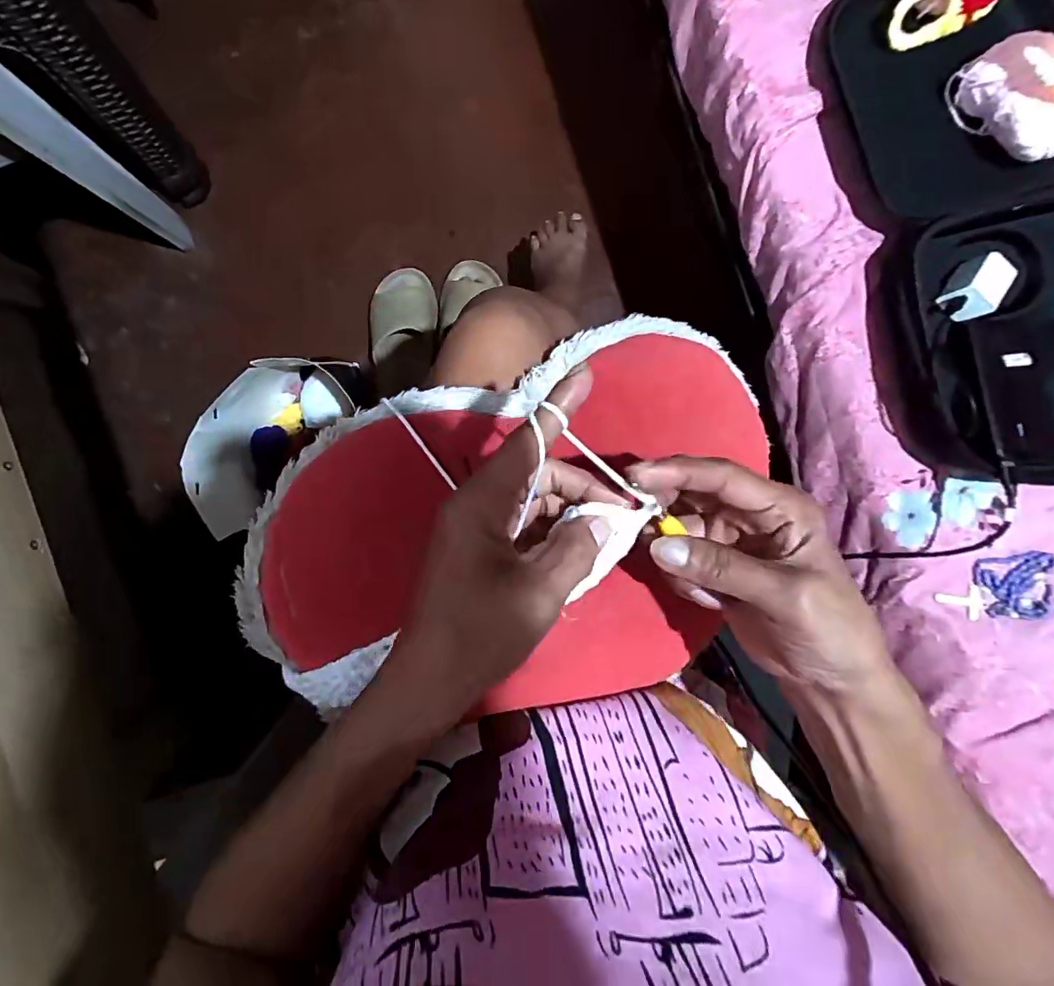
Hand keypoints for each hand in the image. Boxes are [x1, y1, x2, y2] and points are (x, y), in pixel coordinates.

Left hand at [383, 369, 626, 720]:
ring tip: (608, 535)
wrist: (428, 681)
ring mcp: (472, 528)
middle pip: (537, 475)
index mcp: (483, 503)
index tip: (585, 371)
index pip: (528, 442)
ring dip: (569, 512)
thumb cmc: (481, 635)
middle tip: (624, 515)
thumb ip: (576, 548)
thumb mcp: (540, 593)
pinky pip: (520, 525)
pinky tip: (578, 550)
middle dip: (581, 487)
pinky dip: (550, 532)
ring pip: (531, 501)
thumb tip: (600, 521)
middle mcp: (474, 505)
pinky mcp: (474, 550)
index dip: (559, 406)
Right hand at [628, 456, 894, 699]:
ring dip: (673, 553)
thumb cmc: (828, 629)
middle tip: (632, 523)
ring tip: (699, 592)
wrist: (831, 681)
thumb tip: (658, 545)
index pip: (722, 476)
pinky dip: (681, 577)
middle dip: (664, 508)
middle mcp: (753, 516)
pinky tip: (708, 602)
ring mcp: (732, 541)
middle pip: (693, 494)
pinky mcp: (716, 568)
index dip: (678, 471)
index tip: (635, 476)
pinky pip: (680, 558)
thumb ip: (721, 567)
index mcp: (781, 507)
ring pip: (680, 528)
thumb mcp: (782, 595)